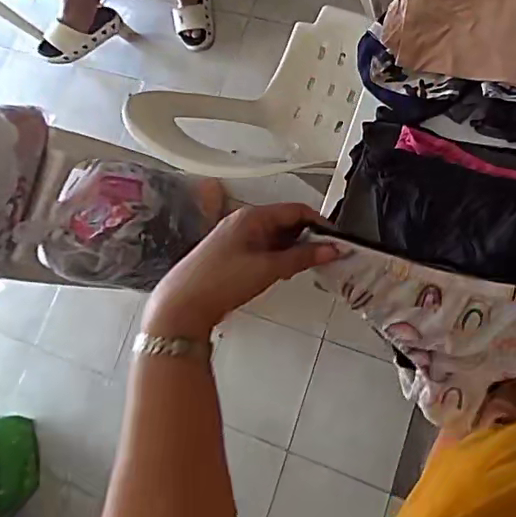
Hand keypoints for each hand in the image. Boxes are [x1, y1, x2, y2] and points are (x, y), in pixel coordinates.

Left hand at [140, 203, 339, 338]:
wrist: (181, 306)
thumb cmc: (218, 282)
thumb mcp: (270, 268)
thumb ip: (304, 257)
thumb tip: (330, 249)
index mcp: (252, 217)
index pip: (297, 210)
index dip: (319, 223)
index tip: (334, 239)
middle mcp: (243, 222)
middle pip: (286, 222)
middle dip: (307, 237)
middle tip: (324, 254)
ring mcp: (236, 238)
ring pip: (276, 236)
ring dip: (293, 249)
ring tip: (304, 266)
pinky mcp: (231, 254)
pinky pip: (264, 248)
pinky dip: (278, 257)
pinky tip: (282, 272)